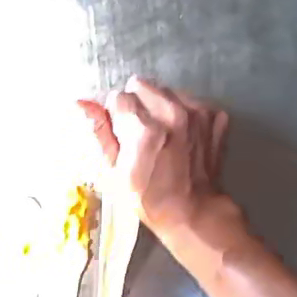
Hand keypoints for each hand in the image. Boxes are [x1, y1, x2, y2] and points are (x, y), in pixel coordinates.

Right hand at [78, 76, 231, 240]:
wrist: (192, 211)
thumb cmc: (147, 198)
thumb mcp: (114, 171)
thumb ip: (100, 132)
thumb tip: (81, 102)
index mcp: (144, 129)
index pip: (118, 97)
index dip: (115, 115)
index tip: (120, 133)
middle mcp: (172, 113)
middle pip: (142, 85)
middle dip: (137, 104)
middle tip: (140, 133)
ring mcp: (197, 112)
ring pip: (167, 90)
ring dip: (160, 106)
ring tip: (162, 135)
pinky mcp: (215, 115)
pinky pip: (191, 101)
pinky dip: (184, 113)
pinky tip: (182, 137)